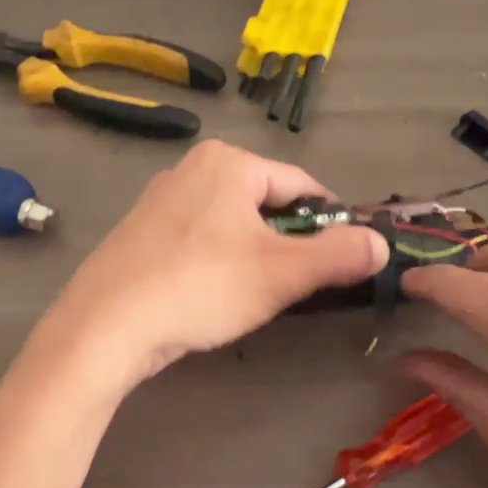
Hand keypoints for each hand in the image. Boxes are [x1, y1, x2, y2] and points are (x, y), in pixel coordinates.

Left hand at [43, 141, 387, 385]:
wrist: (106, 325)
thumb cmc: (201, 287)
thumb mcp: (281, 273)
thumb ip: (337, 255)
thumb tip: (380, 243)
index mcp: (229, 163)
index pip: (302, 184)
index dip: (332, 220)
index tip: (347, 256)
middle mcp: (191, 168)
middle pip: (264, 202)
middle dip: (289, 241)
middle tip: (299, 284)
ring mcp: (159, 200)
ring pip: (230, 223)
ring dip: (254, 254)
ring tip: (256, 295)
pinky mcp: (138, 234)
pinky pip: (197, 240)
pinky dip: (216, 263)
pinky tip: (211, 296)